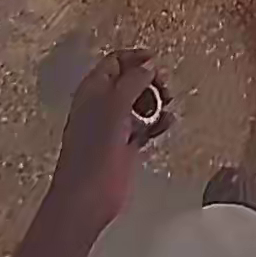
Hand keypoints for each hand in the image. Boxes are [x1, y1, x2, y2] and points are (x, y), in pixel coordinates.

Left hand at [48, 49, 160, 230]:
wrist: (87, 198)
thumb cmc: (96, 147)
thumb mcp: (115, 105)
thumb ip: (133, 81)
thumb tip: (150, 65)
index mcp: (93, 89)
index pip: (115, 61)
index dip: (135, 58)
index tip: (156, 61)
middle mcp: (103, 104)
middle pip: (130, 80)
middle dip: (150, 80)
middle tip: (165, 88)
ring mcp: (114, 125)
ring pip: (140, 102)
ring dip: (156, 100)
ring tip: (168, 105)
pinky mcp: (125, 145)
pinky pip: (145, 125)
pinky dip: (157, 121)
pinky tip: (167, 122)